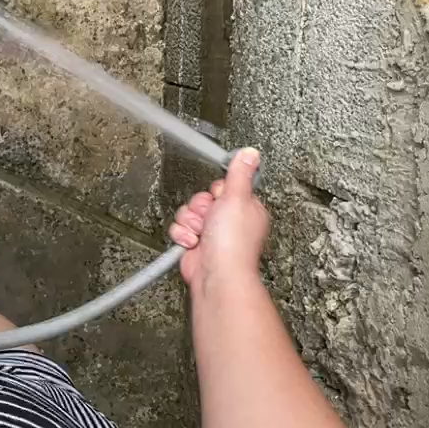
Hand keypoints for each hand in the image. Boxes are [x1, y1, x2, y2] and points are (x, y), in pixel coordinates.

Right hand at [168, 148, 271, 292]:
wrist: (216, 274)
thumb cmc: (233, 243)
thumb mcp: (237, 198)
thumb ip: (240, 174)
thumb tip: (250, 153)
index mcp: (245, 208)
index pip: (222, 186)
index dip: (217, 192)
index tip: (220, 198)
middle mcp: (228, 220)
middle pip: (201, 199)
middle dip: (199, 208)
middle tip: (209, 218)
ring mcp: (211, 233)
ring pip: (188, 213)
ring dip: (189, 223)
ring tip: (201, 233)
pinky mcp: (194, 243)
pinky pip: (179, 228)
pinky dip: (182, 235)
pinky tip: (193, 242)